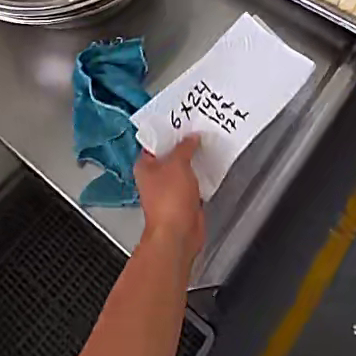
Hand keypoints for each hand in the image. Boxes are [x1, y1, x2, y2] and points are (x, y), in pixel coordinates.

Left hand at [135, 135, 204, 254]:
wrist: (178, 234)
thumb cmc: (168, 202)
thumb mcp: (178, 163)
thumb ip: (185, 147)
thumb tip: (191, 138)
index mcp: (145, 166)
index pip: (155, 141)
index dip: (169, 130)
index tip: (183, 121)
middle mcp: (155, 177)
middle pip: (171, 153)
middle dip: (185, 144)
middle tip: (198, 130)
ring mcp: (170, 188)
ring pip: (184, 167)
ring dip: (195, 159)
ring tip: (206, 144)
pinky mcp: (184, 199)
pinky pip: (194, 180)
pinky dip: (202, 174)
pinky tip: (210, 165)